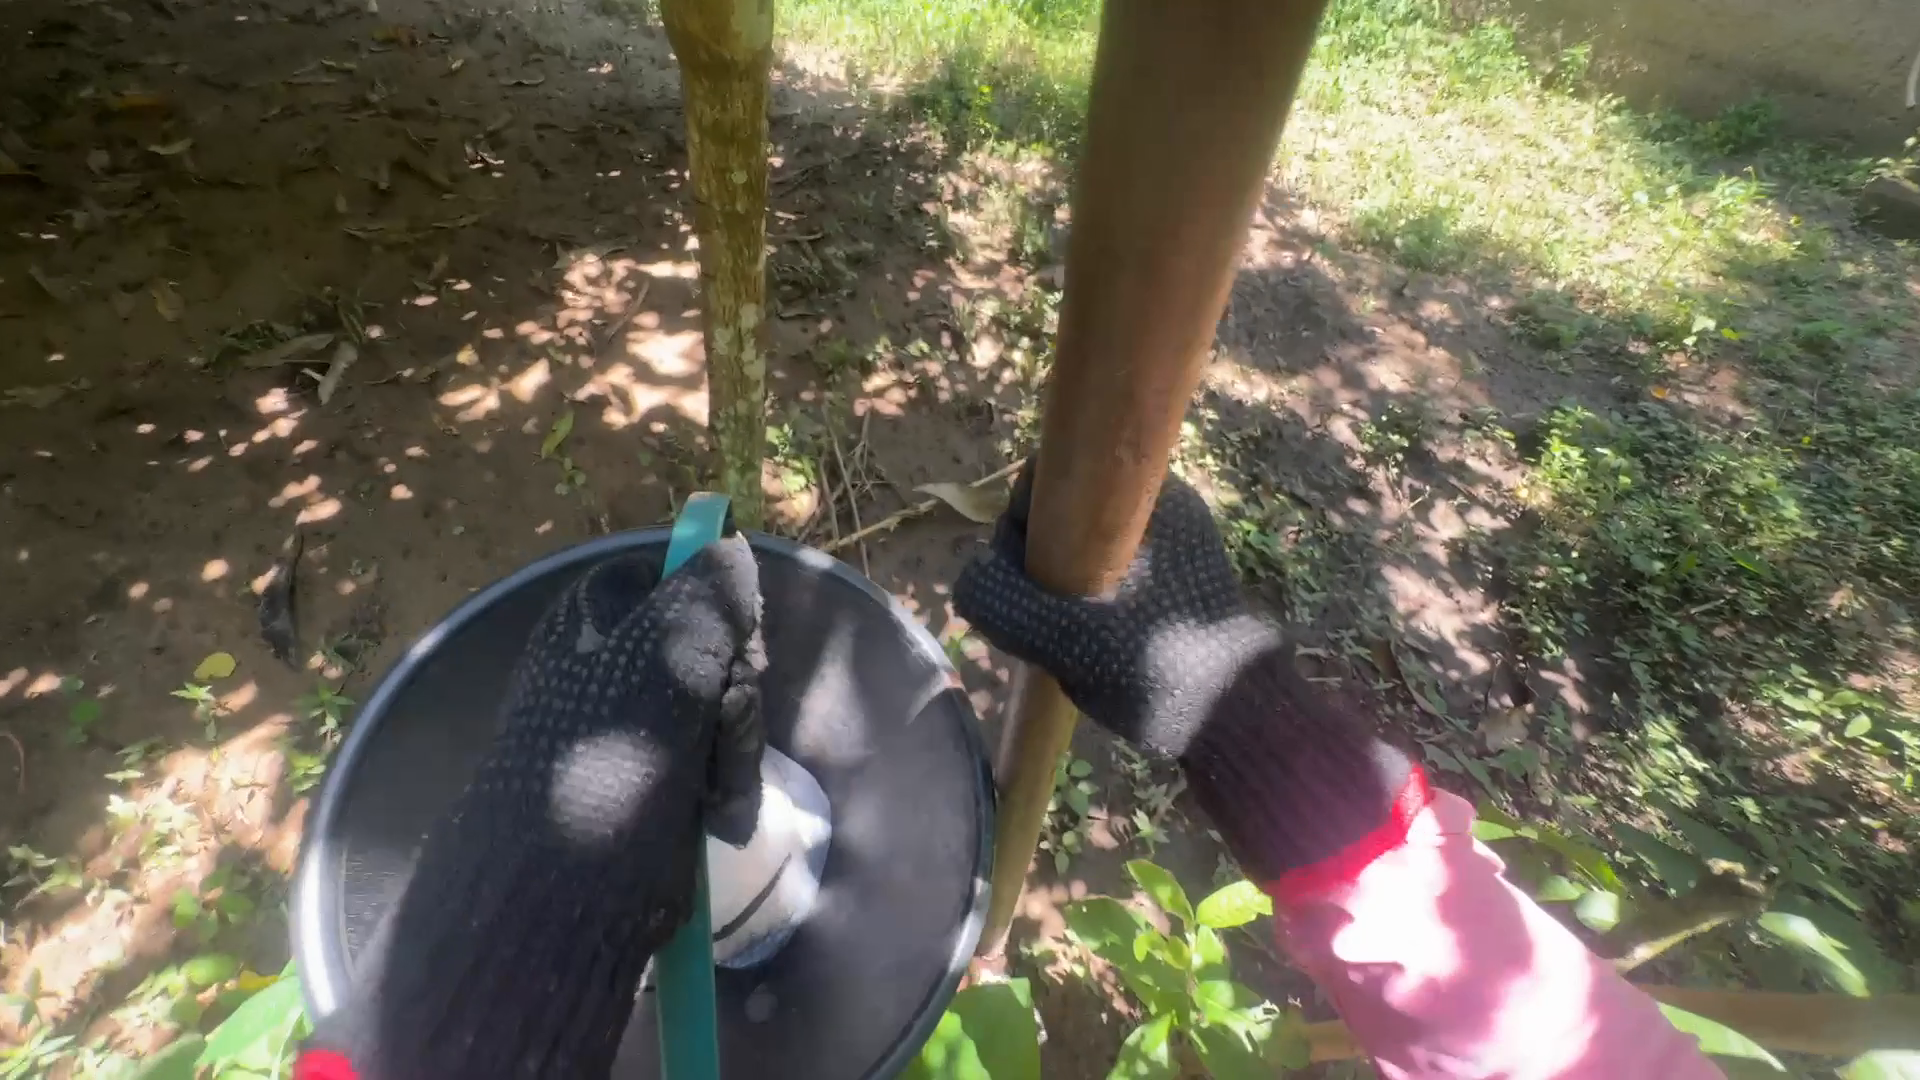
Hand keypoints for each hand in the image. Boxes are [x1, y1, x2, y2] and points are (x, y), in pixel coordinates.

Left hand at [311, 538, 764, 1079]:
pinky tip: (720, 810)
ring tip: (717, 787)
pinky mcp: (662, 771)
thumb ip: (708, 597)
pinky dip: (728, 776)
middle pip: (715, 640)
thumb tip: (731, 540)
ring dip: (736, 740)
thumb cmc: (606, 766)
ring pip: (726, 697)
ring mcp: (640, 721)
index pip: (677, 575)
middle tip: (723, 717)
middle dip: (735, 685)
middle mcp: (618, 663)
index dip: (718, 601)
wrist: (563, 900)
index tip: (743, 635)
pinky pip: (718, 748)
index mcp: (598, 623)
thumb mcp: (665, 663)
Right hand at [954, 464, 1418, 891]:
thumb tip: (970, 578)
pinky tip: (1087, 639)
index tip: (1026, 574)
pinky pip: (1102, 572)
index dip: (1025, 520)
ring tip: (1064, 633)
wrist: (1240, 724)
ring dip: (1058, 583)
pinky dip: (1083, 598)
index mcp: (1146, 499)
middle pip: (1065, 512)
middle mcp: (1159, 508)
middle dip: (1039, 559)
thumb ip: (1006, 600)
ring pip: (1080, 546)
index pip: (1057, 476)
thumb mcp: (1069, 638)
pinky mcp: (1171, 580)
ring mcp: (1168, 544)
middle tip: (1044, 614)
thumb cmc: (1161, 670)